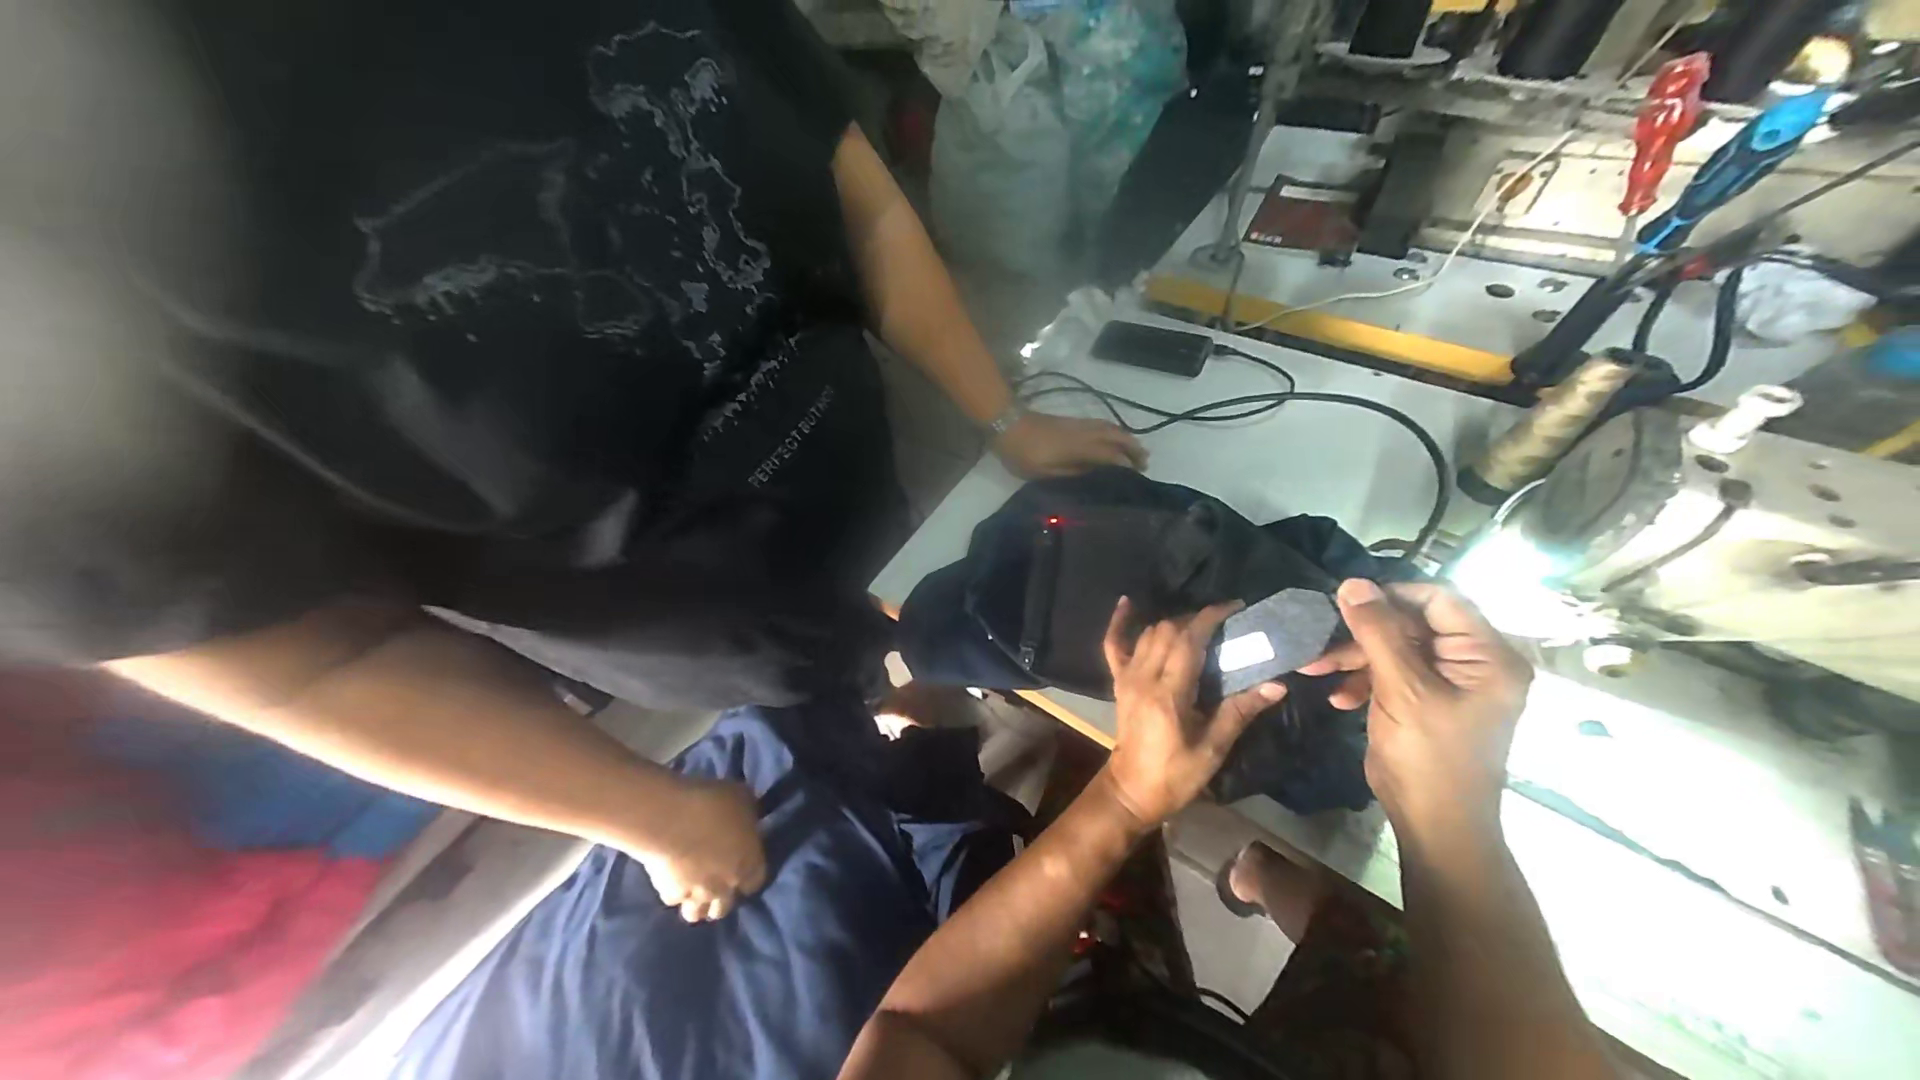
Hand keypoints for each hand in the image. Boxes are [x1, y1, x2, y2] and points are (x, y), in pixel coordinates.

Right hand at [632, 778, 767, 922]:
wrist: (670, 820)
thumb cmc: (713, 804)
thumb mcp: (743, 798)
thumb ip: (749, 815)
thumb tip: (748, 817)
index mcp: (749, 864)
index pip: (756, 882)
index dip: (749, 874)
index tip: (742, 863)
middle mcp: (726, 887)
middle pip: (725, 906)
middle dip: (722, 897)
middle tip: (715, 880)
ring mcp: (697, 896)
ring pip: (698, 912)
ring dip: (697, 904)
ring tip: (692, 888)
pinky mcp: (669, 895)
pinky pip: (674, 899)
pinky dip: (674, 892)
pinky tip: (671, 879)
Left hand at [992, 410, 1146, 477]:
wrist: (1006, 422)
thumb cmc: (1021, 453)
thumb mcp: (1043, 472)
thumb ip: (1070, 473)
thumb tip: (1095, 474)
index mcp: (1077, 448)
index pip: (1110, 455)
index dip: (1125, 464)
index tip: (1137, 475)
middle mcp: (1083, 433)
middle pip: (1116, 436)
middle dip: (1133, 448)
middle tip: (1145, 462)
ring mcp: (1078, 424)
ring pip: (1110, 427)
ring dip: (1126, 438)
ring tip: (1137, 450)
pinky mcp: (1071, 421)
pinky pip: (1101, 424)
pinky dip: (1114, 431)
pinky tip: (1115, 438)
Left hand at [1100, 597, 1286, 826]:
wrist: (1131, 790)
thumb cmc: (1175, 775)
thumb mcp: (1213, 748)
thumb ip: (1240, 711)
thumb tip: (1277, 684)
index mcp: (1168, 691)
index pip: (1188, 639)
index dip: (1210, 617)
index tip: (1234, 607)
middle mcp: (1143, 676)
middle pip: (1167, 630)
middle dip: (1196, 619)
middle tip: (1224, 624)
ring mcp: (1126, 677)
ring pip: (1147, 634)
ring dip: (1172, 624)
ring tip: (1199, 626)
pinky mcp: (1117, 682)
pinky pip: (1113, 644)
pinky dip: (1119, 622)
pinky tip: (1127, 603)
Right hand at [1299, 580, 1532, 835]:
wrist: (1434, 822)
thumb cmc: (1429, 754)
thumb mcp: (1401, 688)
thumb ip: (1377, 632)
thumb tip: (1352, 583)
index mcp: (1487, 655)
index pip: (1440, 600)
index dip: (1391, 595)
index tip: (1345, 602)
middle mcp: (1473, 662)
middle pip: (1410, 624)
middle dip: (1362, 633)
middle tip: (1320, 640)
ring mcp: (1448, 682)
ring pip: (1393, 647)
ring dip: (1353, 657)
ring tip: (1313, 668)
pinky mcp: (1423, 699)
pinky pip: (1389, 673)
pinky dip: (1361, 680)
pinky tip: (1339, 698)